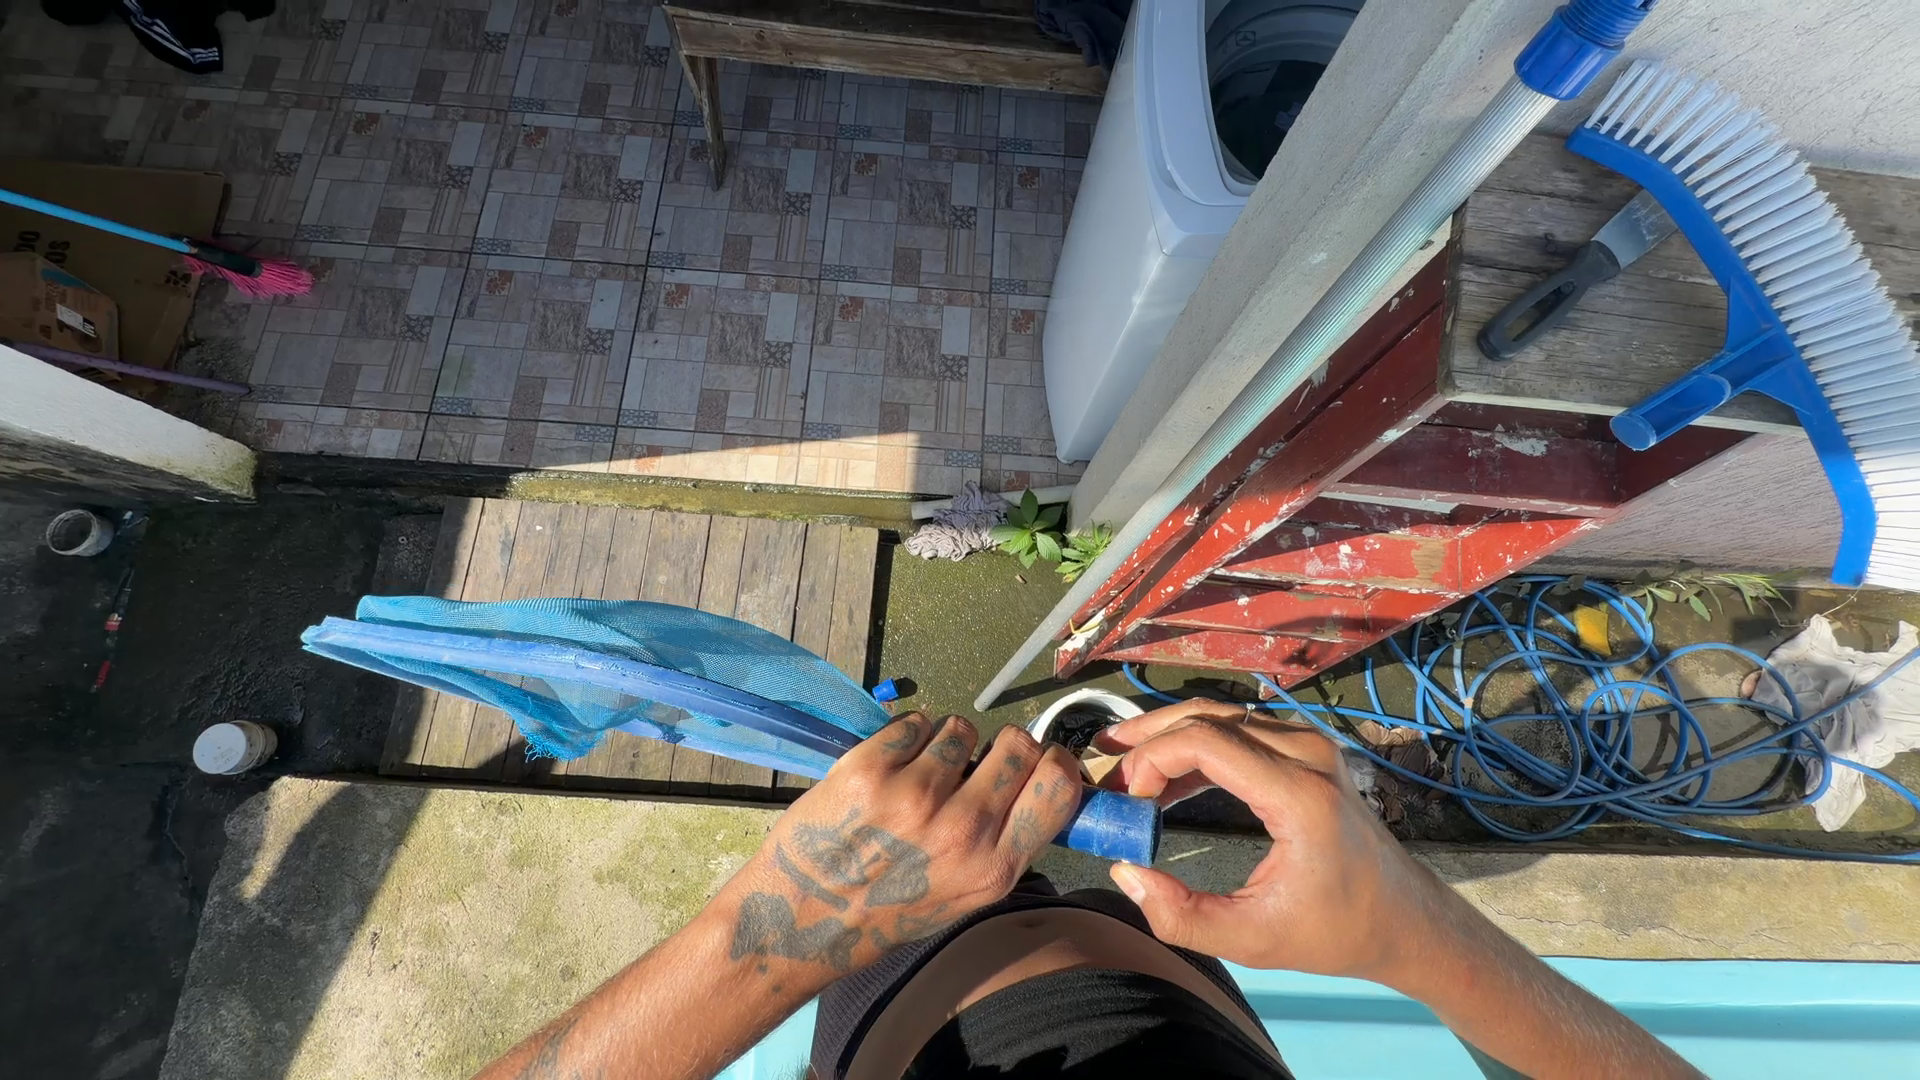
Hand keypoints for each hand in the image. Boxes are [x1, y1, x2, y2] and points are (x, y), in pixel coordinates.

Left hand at [716, 712, 1081, 983]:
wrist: (796, 924)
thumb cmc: (885, 914)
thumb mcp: (964, 898)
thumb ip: (1002, 843)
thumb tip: (1030, 780)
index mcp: (994, 869)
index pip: (1059, 785)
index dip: (1053, 761)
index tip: (1034, 762)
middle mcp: (962, 829)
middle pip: (1017, 743)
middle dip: (999, 745)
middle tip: (971, 765)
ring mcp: (914, 795)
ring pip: (960, 727)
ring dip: (943, 744)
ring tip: (915, 776)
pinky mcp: (869, 768)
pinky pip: (913, 722)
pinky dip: (904, 737)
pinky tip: (885, 770)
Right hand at [1094, 702, 1452, 987]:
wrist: (1408, 918)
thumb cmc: (1337, 931)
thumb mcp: (1255, 940)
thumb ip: (1181, 917)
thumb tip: (1123, 871)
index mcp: (1298, 794)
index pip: (1206, 741)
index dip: (1153, 758)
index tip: (1126, 797)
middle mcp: (1305, 752)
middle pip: (1206, 716)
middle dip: (1147, 739)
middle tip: (1106, 769)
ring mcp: (1307, 743)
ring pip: (1217, 715)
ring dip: (1165, 736)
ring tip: (1123, 765)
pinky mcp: (1304, 747)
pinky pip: (1235, 729)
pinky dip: (1192, 745)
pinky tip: (1164, 776)